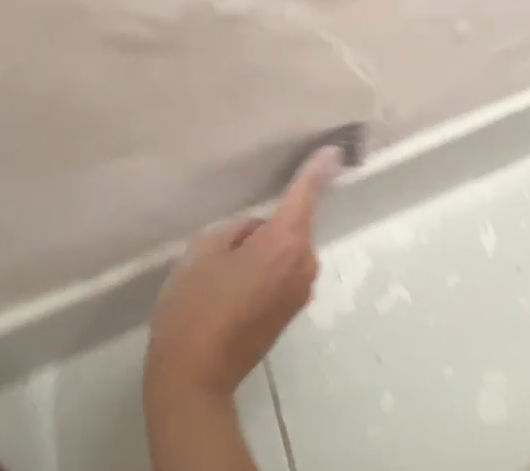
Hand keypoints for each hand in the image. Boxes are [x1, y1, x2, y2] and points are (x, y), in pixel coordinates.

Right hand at [146, 146, 344, 399]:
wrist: (194, 379)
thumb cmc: (195, 307)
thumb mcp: (203, 250)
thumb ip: (237, 228)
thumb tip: (257, 233)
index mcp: (285, 242)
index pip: (305, 194)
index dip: (317, 169)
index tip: (335, 150)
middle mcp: (304, 263)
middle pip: (288, 225)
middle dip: (261, 228)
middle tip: (220, 254)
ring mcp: (301, 290)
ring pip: (282, 250)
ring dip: (260, 252)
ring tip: (219, 280)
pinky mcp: (291, 311)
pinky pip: (280, 272)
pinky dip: (261, 272)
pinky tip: (229, 295)